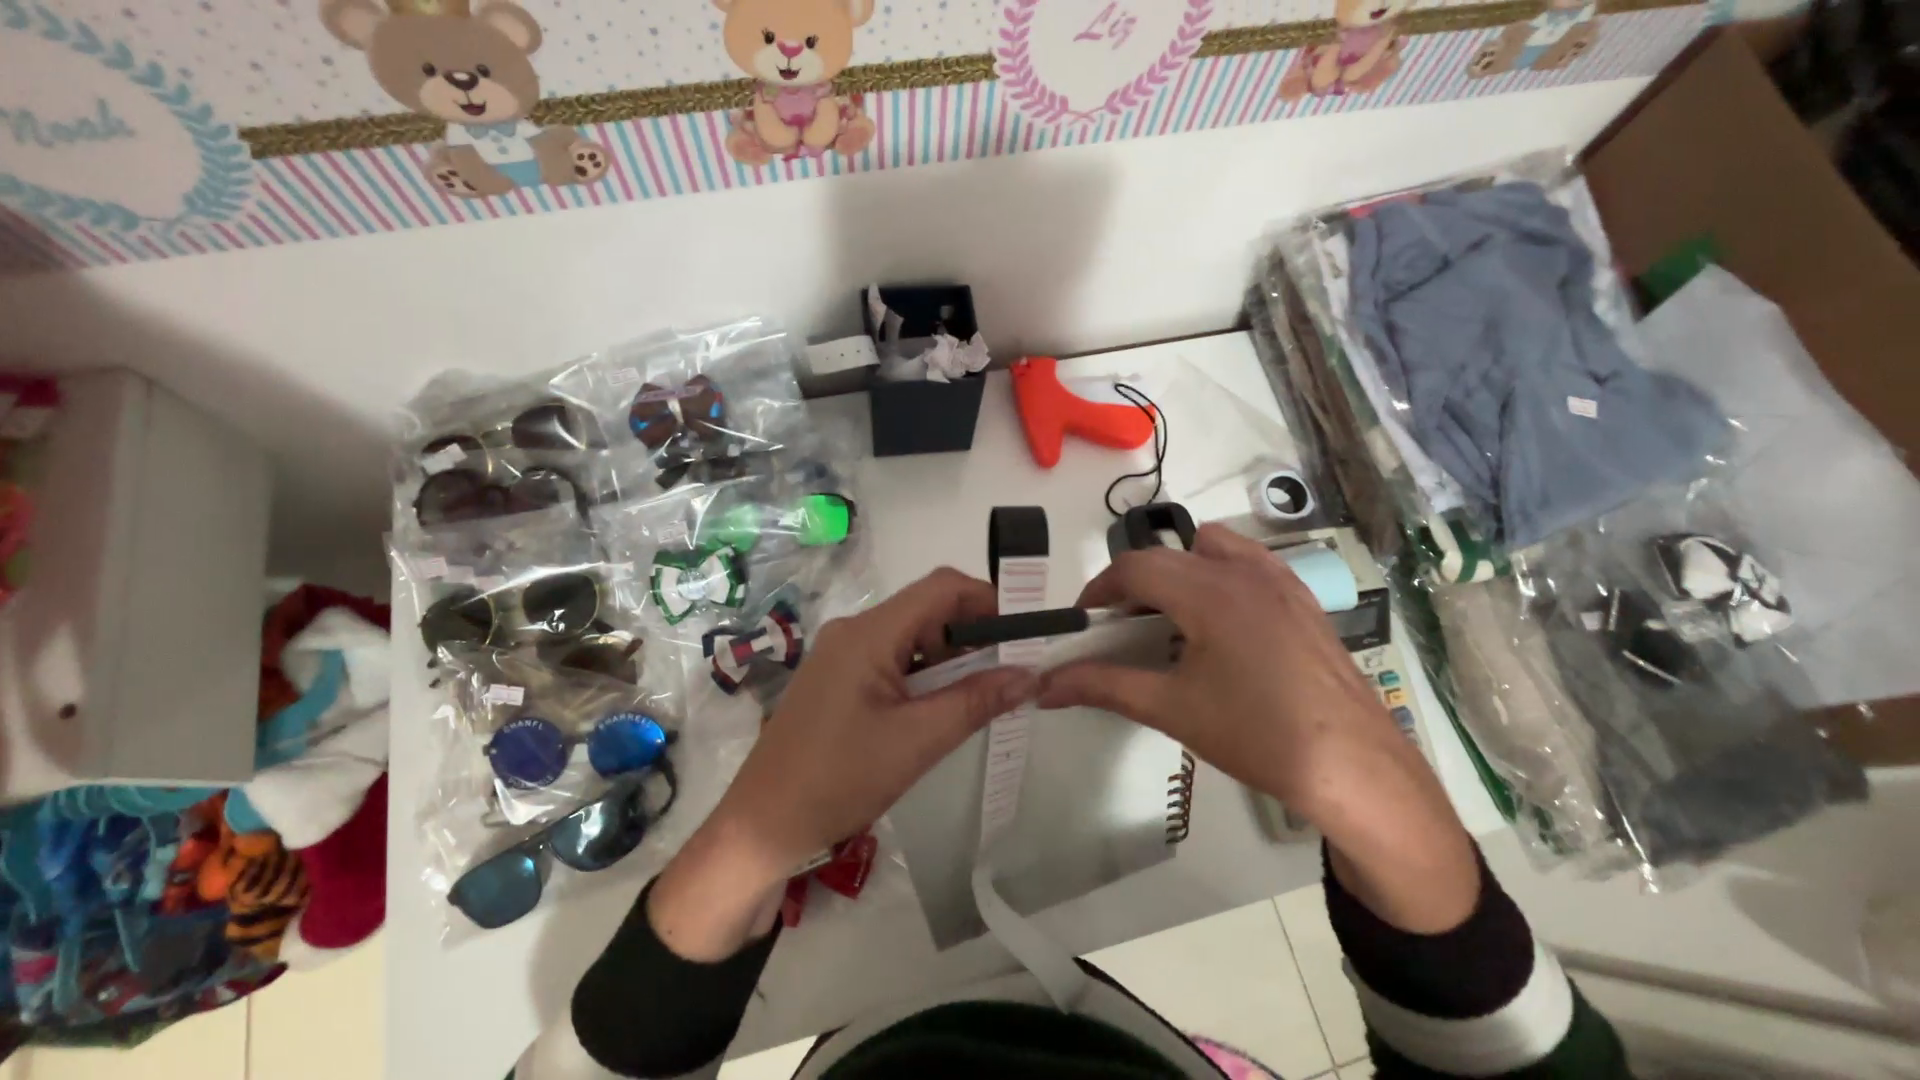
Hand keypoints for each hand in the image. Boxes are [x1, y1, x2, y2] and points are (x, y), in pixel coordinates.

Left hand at [650, 568, 1036, 958]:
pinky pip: (891, 662)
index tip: (1023, 636)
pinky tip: (942, 709)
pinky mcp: (836, 683)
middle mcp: (853, 632)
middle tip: (1011, 673)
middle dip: (974, 635)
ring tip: (984, 696)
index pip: (941, 588)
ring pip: (911, 639)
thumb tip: (1029, 675)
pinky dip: (925, 677)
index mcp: (868, 634)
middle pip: (927, 611)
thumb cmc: (839, 779)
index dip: (988, 601)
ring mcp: (840, 657)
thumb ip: (975, 702)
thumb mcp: (916, 742)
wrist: (763, 826)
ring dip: (951, 660)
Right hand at [1037, 524, 1478, 932]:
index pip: (1134, 567)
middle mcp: (1245, 571)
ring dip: (1181, 571)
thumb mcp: (1171, 709)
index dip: (1098, 590)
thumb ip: (1103, 686)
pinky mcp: (1304, 600)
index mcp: (1209, 591)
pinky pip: (1250, 565)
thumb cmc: (1255, 734)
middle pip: (1169, 555)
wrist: (1352, 766)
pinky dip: (1220, 578)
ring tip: (1172, 622)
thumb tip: (1044, 686)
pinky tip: (1222, 631)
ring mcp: (1282, 581)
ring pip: (1213, 548)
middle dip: (1134, 584)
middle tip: (1120, 630)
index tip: (1083, 624)